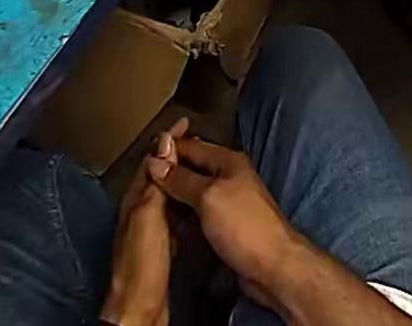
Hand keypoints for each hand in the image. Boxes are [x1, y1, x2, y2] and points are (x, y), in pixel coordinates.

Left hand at [99, 121, 182, 325]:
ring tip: (203, 164)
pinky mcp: (164, 244)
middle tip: (199, 139)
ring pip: (170, 192)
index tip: (186, 122)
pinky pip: (177, 212)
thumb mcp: (149, 215)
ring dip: (184, 176)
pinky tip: (201, 201)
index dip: (168, 139)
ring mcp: (151, 228)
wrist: (141, 310)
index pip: (152, 159)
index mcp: (135, 199)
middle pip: (161, 173)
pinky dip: (188, 200)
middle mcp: (141, 210)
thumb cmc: (143, 260)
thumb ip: (157, 180)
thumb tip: (164, 141)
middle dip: (177, 154)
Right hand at [147, 133, 311, 307]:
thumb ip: (182, 179)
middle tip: (140, 183)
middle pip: (192, 168)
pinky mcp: (225, 222)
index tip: (142, 156)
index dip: (168, 149)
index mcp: (228, 160)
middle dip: (168, 173)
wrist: (271, 264)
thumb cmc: (242, 224)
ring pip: (193, 191)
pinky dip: (183, 214)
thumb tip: (155, 161)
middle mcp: (228, 175)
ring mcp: (227, 199)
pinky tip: (168, 222)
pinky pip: (198, 211)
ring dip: (174, 196)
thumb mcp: (208, 197)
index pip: (192, 146)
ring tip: (148, 202)